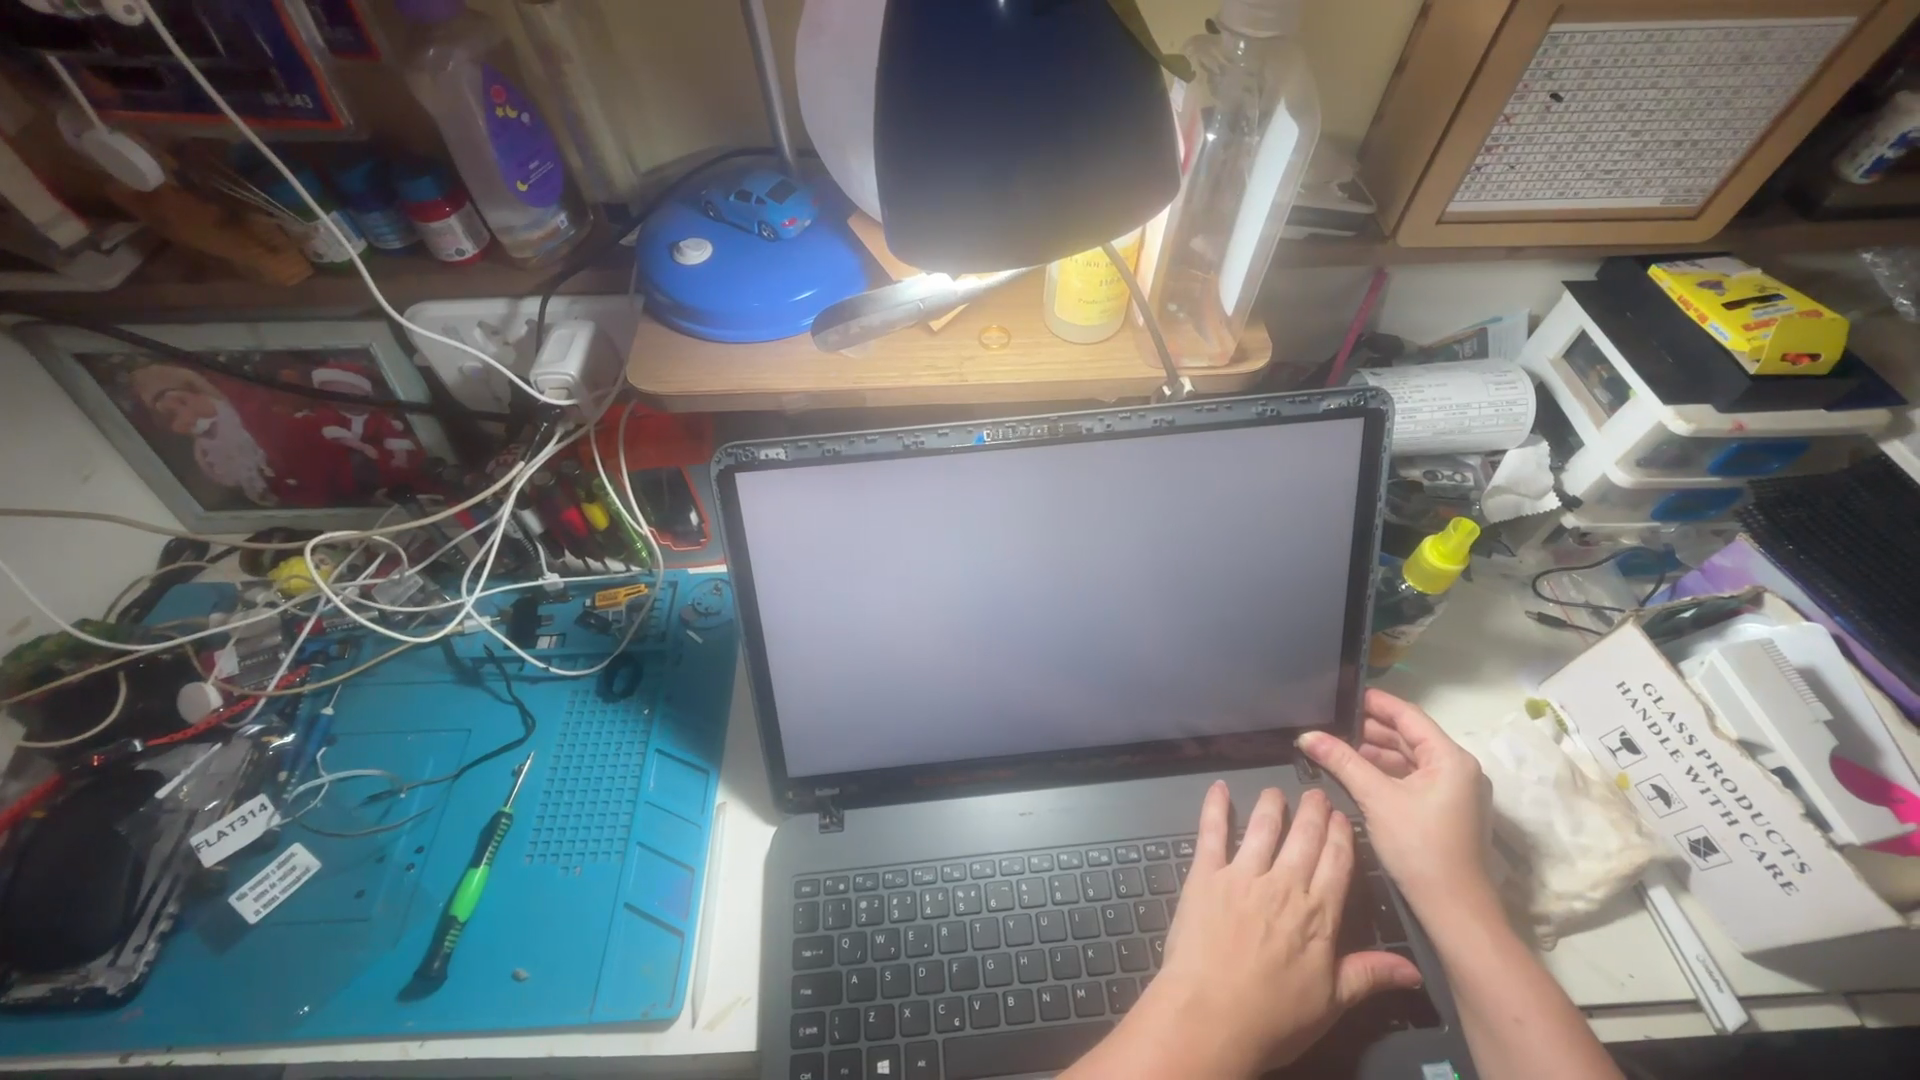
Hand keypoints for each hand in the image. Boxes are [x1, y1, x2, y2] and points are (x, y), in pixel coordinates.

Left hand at [1116, 783, 1421, 1073]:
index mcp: (1317, 915)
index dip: (1342, 837)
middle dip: (1313, 812)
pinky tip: (1218, 789)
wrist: (1208, 1016)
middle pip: (1304, 838)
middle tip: (1317, 793)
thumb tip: (1416, 971)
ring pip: (1263, 828)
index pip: (1337, 863)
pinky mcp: (1204, 876)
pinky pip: (1211, 833)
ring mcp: (1241, 876)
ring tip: (1277, 791)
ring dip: (1272, 806)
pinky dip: (1215, 807)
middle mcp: (1282, 885)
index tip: (1344, 816)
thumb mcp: (1331, 1004)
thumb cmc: (1272, 1018)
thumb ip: (1369, 976)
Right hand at [1298, 688, 1494, 918]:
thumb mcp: (1376, 798)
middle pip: (1409, 737)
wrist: (1454, 909)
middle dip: (1370, 730)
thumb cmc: (1419, 847)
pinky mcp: (1447, 811)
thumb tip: (1307, 736)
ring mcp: (1456, 792)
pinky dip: (1386, 773)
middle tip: (1331, 722)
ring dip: (1375, 753)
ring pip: (1410, 759)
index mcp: (1451, 759)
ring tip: (1337, 746)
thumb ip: (1341, 762)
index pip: (1409, 716)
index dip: (1376, 703)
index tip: (1344, 695)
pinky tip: (1357, 773)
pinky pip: (1413, 779)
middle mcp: (1459, 769)